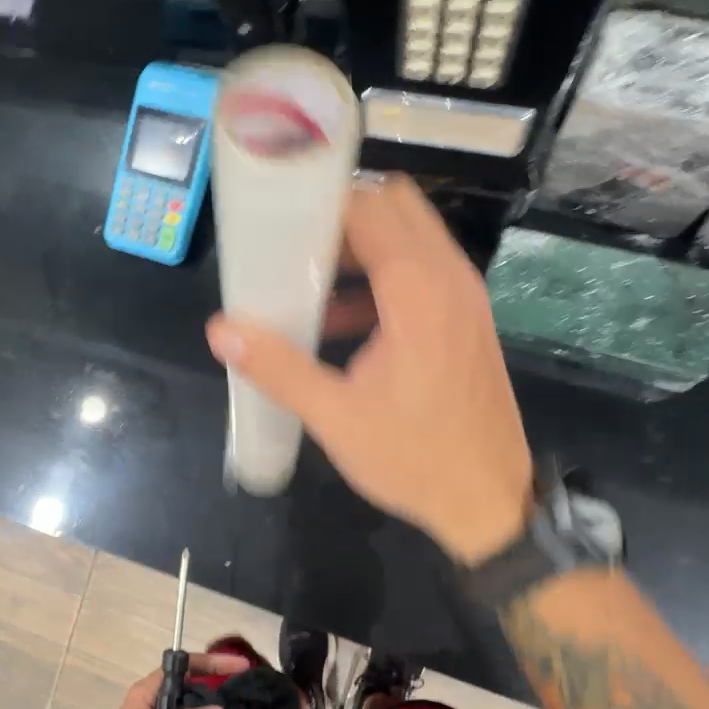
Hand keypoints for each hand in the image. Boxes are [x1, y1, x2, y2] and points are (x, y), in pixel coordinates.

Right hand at [206, 174, 533, 563]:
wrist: (488, 501)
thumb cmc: (414, 458)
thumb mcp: (335, 416)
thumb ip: (278, 367)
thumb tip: (220, 330)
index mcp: (420, 292)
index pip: (371, 209)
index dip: (322, 206)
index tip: (278, 224)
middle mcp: (449, 280)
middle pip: (395, 209)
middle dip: (341, 220)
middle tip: (293, 250)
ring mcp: (463, 300)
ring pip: (409, 241)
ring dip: (359, 253)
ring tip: (306, 288)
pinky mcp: (464, 323)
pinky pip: (419, 277)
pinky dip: (379, 283)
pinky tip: (339, 329)